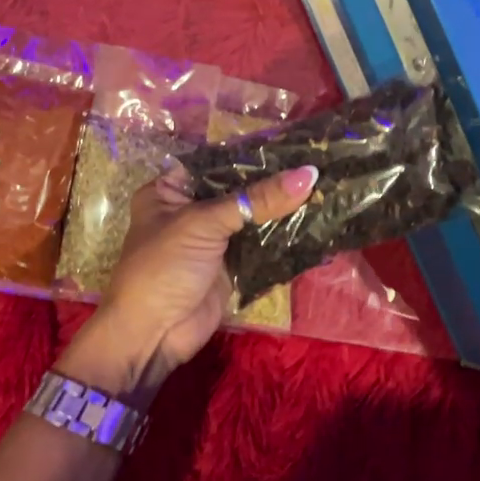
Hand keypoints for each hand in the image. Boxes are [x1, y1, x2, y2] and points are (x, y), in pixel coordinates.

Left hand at [58, 162, 318, 407]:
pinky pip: (264, 245)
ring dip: (285, 209)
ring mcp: (215, 240)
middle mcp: (192, 210)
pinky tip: (318, 220)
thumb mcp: (205, 224)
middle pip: (240, 190)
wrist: (152, 336)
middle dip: (276, 182)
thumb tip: (310, 173)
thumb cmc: (164, 268)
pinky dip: (286, 236)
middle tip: (320, 163)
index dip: (255, 155)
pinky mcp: (233, 266)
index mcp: (171, 190)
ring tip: (327, 186)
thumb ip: (257, 199)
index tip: (297, 143)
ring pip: (255, 218)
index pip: (219, 163)